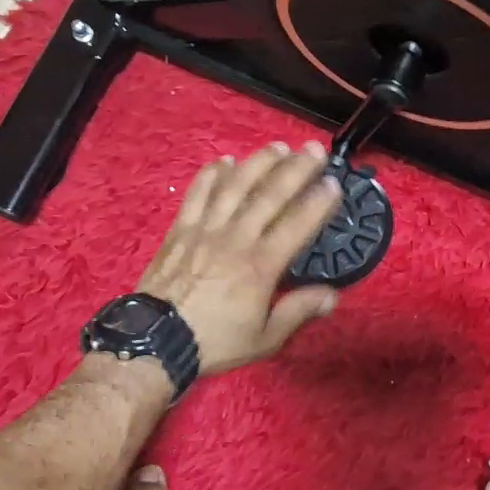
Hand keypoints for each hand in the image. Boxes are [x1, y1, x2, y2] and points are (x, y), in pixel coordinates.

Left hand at [136, 142, 345, 375]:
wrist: (155, 342)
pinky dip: (211, 175)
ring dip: (258, 163)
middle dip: (295, 169)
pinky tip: (225, 161)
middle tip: (314, 150)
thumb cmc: (214, 342)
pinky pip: (197, 195)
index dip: (317, 202)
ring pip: (235, 187)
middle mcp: (236, 239)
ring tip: (278, 147)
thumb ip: (299, 312)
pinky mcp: (181, 230)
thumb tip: (334, 295)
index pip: (296, 225)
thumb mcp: (265, 339)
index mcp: (261, 266)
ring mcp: (205, 230)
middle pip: (269, 195)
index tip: (334, 182)